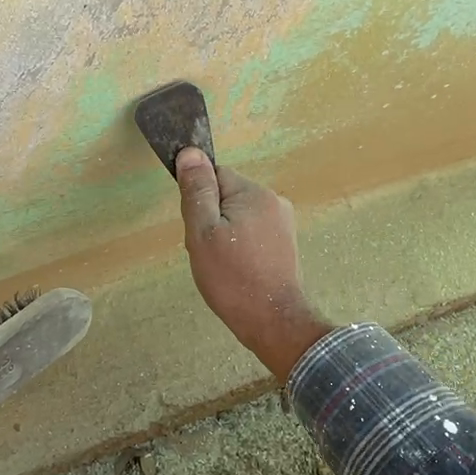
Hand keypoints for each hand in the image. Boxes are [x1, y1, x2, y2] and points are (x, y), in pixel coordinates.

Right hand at [175, 147, 331, 380]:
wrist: (274, 323)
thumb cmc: (232, 277)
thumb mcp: (203, 232)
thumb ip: (197, 191)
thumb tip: (190, 152)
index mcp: (254, 192)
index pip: (214, 176)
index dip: (199, 200)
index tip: (198, 228)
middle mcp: (273, 200)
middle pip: (226, 195)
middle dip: (211, 218)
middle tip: (207, 250)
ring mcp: (283, 223)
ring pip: (237, 215)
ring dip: (224, 234)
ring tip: (221, 264)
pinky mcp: (285, 243)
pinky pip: (252, 232)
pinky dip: (240, 246)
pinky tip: (236, 270)